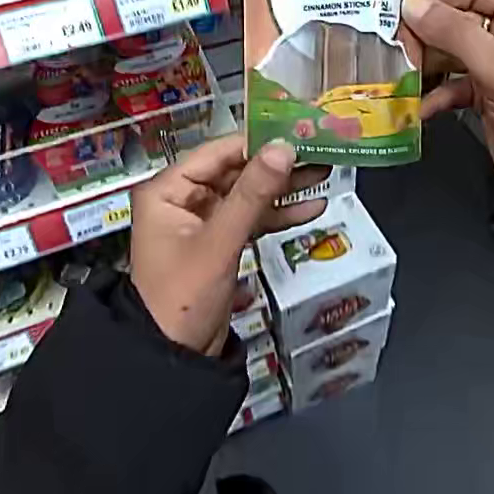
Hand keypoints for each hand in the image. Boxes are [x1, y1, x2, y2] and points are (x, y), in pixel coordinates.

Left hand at [129, 136, 328, 354]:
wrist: (174, 360)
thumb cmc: (183, 297)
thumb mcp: (220, 242)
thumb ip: (253, 194)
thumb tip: (284, 148)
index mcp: (169, 190)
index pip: (219, 153)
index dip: (258, 142)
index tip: (298, 132)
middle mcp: (184, 199)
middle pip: (236, 172)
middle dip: (277, 165)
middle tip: (320, 151)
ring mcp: (203, 221)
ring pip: (248, 195)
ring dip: (283, 188)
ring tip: (325, 173)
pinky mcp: (220, 242)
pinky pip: (251, 220)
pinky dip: (278, 215)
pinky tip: (311, 208)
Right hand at [404, 0, 493, 203]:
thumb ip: (457, 35)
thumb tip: (416, 6)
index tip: (405, 7)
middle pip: (459, 18)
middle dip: (427, 33)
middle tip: (397, 44)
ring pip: (451, 51)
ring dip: (426, 63)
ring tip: (402, 72)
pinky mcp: (488, 93)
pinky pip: (453, 83)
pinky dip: (436, 93)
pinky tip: (421, 106)